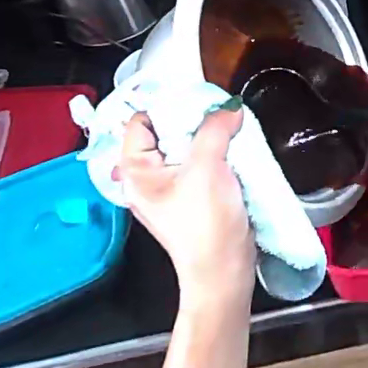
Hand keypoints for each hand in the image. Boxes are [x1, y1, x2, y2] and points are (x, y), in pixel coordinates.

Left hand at [120, 110, 254, 310]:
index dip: (164, 104)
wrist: (224, 273)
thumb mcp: (207, 167)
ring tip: (227, 122)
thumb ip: (215, 129)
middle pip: (164, 130)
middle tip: (215, 104)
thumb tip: (230, 107)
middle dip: (190, 117)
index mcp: (136, 171)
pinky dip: (214, 149)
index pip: (140, 121)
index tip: (194, 94)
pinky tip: (232, 143)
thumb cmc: (205, 225)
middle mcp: (148, 177)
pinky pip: (199, 160)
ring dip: (206, 133)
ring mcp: (170, 187)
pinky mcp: (191, 194)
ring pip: (185, 145)